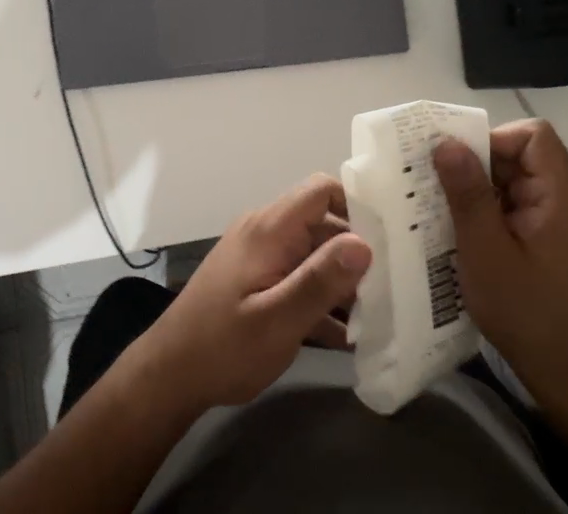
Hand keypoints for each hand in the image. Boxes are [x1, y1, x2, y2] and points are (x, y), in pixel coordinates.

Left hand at [123, 174, 371, 411]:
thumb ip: (320, 281)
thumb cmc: (223, 346)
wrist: (169, 377)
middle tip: (398, 283)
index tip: (394, 233)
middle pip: (324, 225)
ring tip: (381, 314)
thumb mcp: (277, 319)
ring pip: (314, 256)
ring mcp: (260, 258)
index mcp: (270, 229)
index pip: (321, 190)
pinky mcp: (257, 283)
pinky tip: (349, 336)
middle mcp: (265, 233)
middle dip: (359, 252)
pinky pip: (298, 279)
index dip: (358, 204)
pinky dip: (322, 300)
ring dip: (343, 283)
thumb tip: (365, 244)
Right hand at [433, 119, 567, 397]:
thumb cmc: (523, 308)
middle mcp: (562, 201)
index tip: (460, 163)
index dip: (495, 139)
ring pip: (511, 180)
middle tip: (437, 183)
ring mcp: (553, 221)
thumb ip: (468, 194)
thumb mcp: (485, 251)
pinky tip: (457, 229)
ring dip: (476, 188)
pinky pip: (510, 205)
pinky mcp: (541, 239)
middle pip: (520, 155)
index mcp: (560, 197)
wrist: (558, 366)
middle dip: (477, 163)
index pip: (534, 137)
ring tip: (440, 206)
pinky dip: (483, 209)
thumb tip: (447, 143)